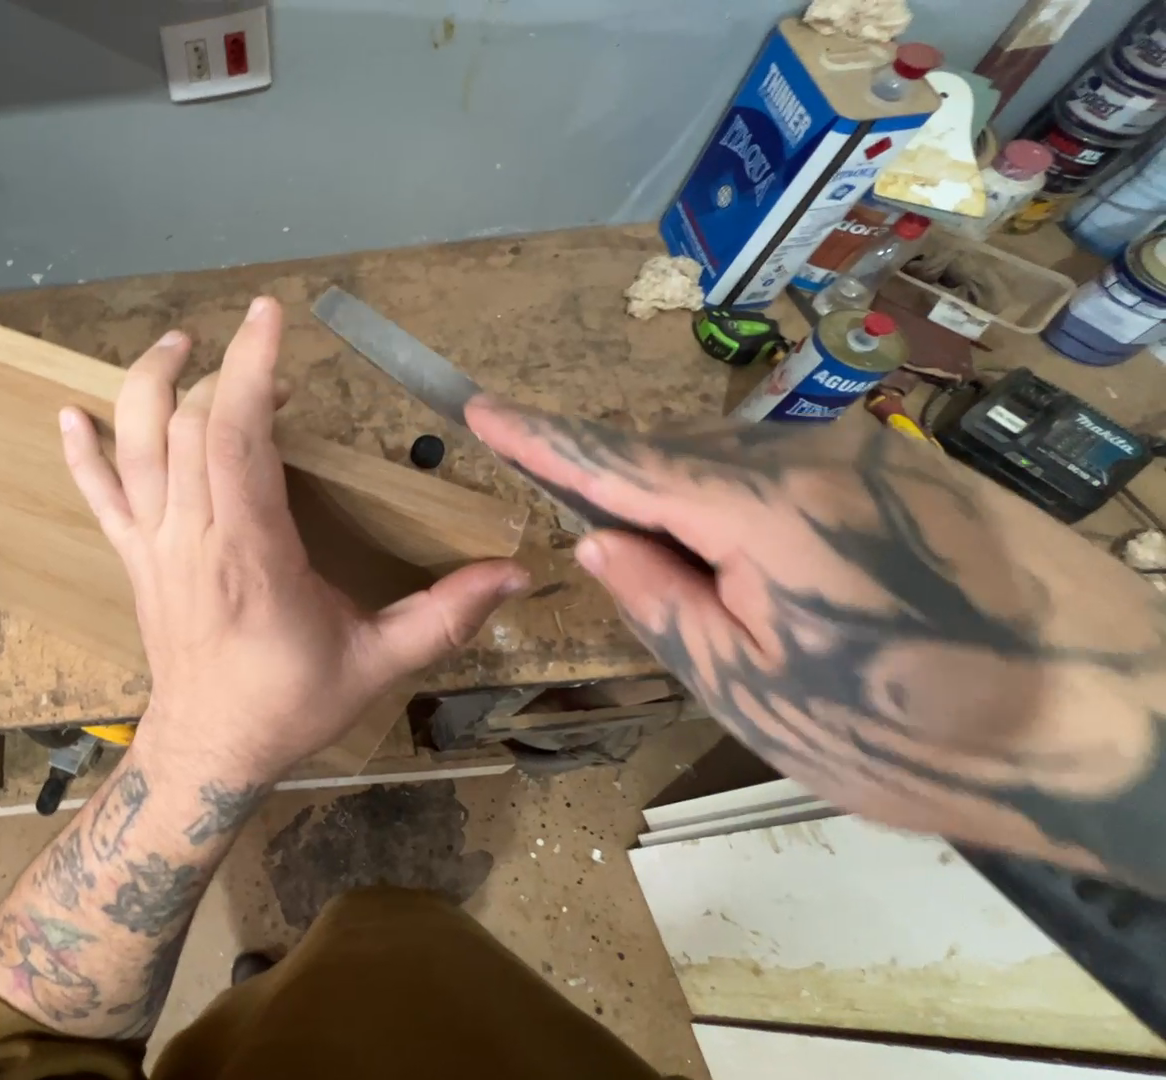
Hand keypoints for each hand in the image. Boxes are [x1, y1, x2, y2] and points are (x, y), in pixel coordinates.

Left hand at [58, 297, 529, 783]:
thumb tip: (516, 576)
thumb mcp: (376, 663)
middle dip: (219, 369)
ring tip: (178, 345)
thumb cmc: (288, 706)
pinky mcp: (134, 560)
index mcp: (250, 553)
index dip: (250, 367)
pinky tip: (69, 416)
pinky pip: (97, 497)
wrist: (208, 750)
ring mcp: (153, 546)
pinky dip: (82, 455)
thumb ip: (444, 616)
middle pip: (186, 425)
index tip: (269, 315)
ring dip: (149, 385)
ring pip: (134, 447)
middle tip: (258, 345)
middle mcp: (191, 537)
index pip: (237, 435)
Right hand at [465, 396, 1165, 892]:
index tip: (480, 406)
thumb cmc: (914, 732)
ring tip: (693, 579)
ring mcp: (867, 456)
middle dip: (616, 489)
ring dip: (679, 502)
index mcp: (762, 510)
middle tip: (608, 557)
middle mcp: (811, 456)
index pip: (619, 461)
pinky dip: (733, 503)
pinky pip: (778, 468)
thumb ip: (658, 603)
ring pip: (724, 458)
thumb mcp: (749, 689)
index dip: (541, 438)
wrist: (1139, 733)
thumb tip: (598, 542)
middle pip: (669, 453)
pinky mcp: (905, 471)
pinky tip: (758, 564)